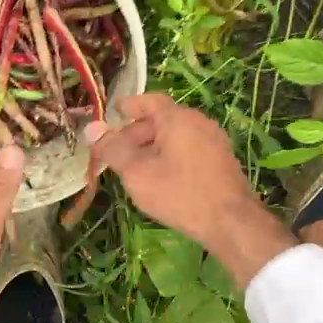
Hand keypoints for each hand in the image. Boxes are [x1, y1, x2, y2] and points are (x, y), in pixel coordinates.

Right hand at [89, 93, 294, 288]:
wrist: (230, 221)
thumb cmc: (179, 193)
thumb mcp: (137, 173)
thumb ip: (113, 149)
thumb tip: (92, 129)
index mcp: (178, 119)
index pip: (150, 101)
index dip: (130, 105)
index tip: (114, 111)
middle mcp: (199, 123)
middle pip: (163, 120)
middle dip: (137, 133)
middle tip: (117, 151)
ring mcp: (215, 142)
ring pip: (176, 136)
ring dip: (153, 146)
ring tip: (136, 168)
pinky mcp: (222, 161)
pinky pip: (189, 149)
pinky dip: (170, 155)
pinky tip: (161, 178)